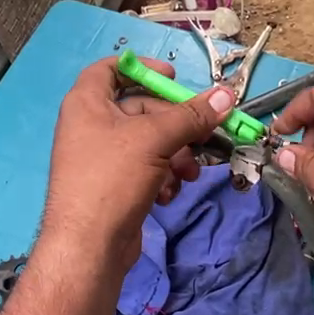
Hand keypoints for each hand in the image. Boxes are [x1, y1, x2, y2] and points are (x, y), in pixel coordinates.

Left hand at [43, 56, 233, 272]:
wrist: (89, 246)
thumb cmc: (113, 178)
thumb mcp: (155, 139)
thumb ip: (191, 115)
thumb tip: (226, 94)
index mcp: (86, 103)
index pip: (110, 69)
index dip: (142, 68)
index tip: (172, 76)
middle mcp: (90, 126)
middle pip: (141, 109)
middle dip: (176, 124)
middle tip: (203, 134)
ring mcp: (101, 158)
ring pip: (149, 143)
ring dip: (176, 155)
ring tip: (188, 173)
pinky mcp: (114, 187)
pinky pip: (145, 169)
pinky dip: (162, 177)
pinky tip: (169, 194)